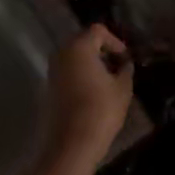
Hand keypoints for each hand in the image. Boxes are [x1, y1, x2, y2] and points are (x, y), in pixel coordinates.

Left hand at [47, 24, 133, 165]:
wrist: (72, 143)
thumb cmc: (101, 111)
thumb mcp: (122, 88)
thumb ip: (125, 69)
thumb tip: (124, 63)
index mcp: (78, 47)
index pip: (98, 31)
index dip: (115, 42)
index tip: (126, 59)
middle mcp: (60, 54)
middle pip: (83, 42)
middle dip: (101, 51)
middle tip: (118, 67)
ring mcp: (51, 71)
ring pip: (73, 58)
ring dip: (90, 64)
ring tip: (107, 81)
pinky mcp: (48, 88)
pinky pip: (67, 73)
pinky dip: (80, 76)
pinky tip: (92, 92)